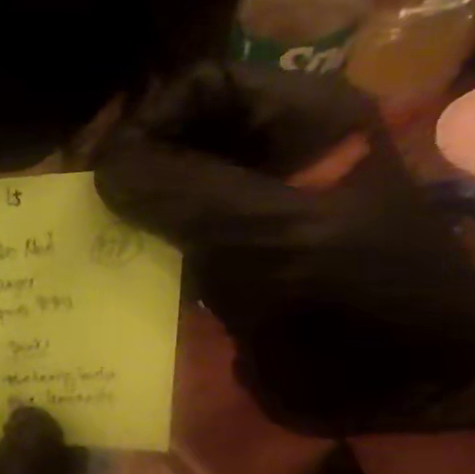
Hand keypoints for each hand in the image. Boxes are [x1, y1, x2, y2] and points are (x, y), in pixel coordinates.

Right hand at [94, 62, 474, 436]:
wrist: (390, 387)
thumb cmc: (353, 295)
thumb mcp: (275, 233)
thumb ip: (186, 192)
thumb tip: (103, 168)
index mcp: (303, 119)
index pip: (203, 86)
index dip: (148, 117)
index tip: (103, 168)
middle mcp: (271, 150)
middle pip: (179, 132)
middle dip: (130, 163)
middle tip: (84, 201)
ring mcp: (247, 204)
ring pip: (169, 183)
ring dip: (128, 206)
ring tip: (89, 233)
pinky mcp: (228, 251)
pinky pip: (171, 231)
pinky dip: (139, 243)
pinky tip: (113, 264)